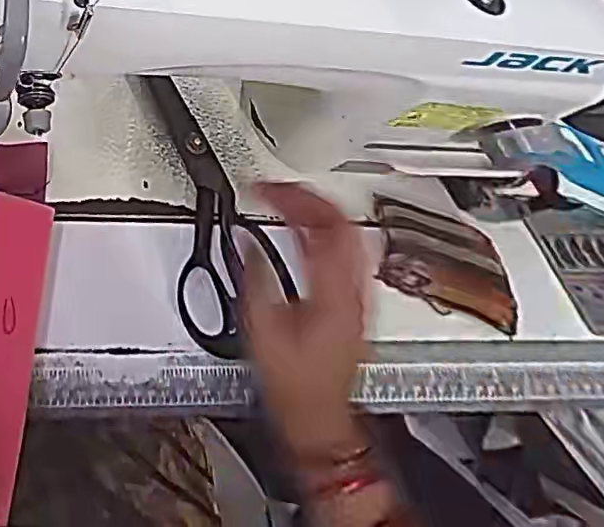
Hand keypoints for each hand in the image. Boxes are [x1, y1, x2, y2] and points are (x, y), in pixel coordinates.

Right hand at [242, 183, 370, 464]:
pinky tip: (304, 229)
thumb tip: (247, 241)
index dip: (295, 197)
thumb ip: (254, 276)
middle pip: (343, 224)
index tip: (266, 188)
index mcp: (333, 292)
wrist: (317, 416)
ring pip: (348, 235)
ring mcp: (357, 297)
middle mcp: (353, 291)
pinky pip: (344, 252)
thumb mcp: (262, 326)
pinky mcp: (351, 302)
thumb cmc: (295, 381)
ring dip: (318, 210)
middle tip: (278, 187)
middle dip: (308, 196)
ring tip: (288, 199)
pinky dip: (322, 231)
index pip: (326, 226)